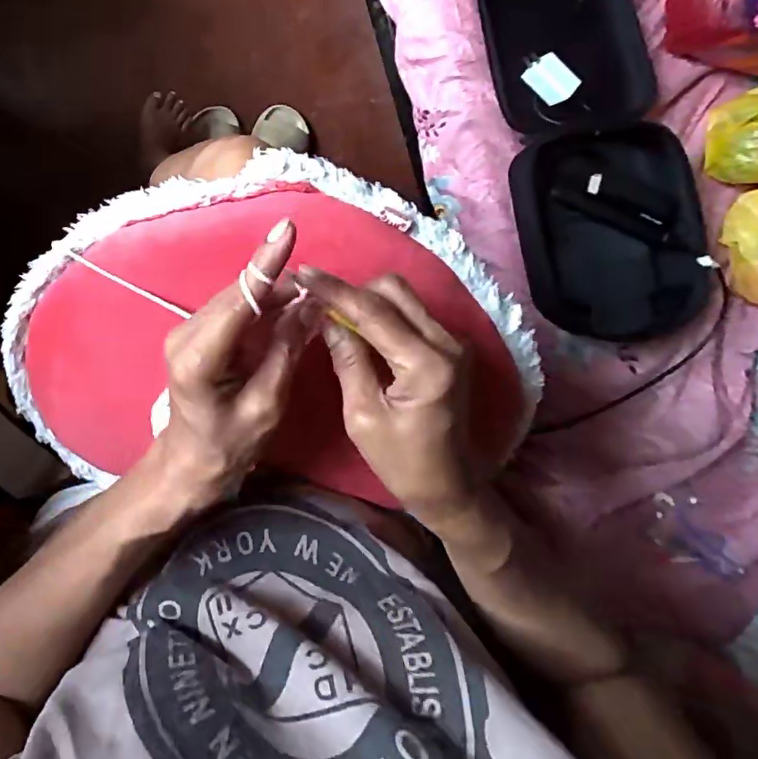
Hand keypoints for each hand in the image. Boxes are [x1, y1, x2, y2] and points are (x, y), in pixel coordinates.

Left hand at [144, 218, 313, 505]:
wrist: (189, 463)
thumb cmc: (228, 446)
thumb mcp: (267, 405)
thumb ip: (286, 351)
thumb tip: (310, 304)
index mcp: (200, 356)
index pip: (239, 300)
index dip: (266, 263)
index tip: (287, 229)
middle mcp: (187, 333)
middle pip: (239, 294)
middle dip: (278, 284)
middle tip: (318, 287)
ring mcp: (187, 330)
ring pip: (238, 298)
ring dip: (272, 295)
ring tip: (307, 299)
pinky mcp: (196, 332)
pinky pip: (234, 309)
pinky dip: (261, 307)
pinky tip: (285, 309)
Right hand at [295, 268, 477, 524]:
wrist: (450, 486)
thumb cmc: (401, 461)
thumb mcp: (362, 416)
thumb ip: (347, 360)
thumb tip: (326, 317)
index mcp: (426, 364)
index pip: (373, 312)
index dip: (335, 290)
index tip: (303, 272)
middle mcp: (447, 342)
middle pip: (393, 290)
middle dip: (353, 292)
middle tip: (320, 306)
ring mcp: (454, 341)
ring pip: (403, 297)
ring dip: (367, 301)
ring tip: (337, 318)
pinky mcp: (451, 345)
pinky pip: (411, 312)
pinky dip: (383, 314)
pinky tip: (362, 332)